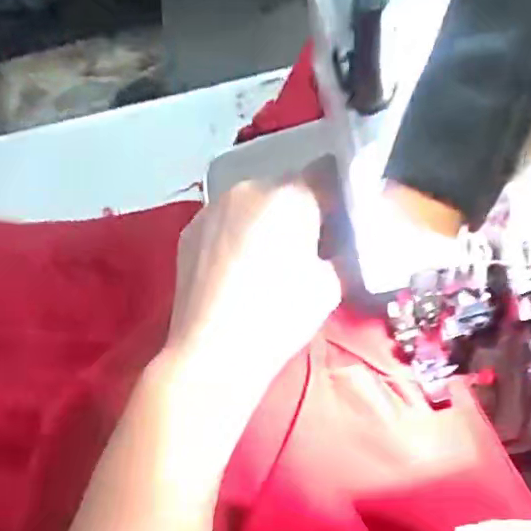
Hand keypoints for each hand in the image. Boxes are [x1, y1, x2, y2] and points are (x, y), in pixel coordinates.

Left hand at [163, 176, 341, 408]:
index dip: (338, 200)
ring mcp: (212, 208)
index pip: (327, 175)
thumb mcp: (330, 288)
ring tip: (269, 265)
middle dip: (299, 213)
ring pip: (252, 205)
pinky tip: (239, 272)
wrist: (213, 355)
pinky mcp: (189, 232)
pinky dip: (237, 237)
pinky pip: (225, 224)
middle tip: (306, 251)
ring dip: (266, 224)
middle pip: (285, 189)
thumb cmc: (278, 320)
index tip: (341, 227)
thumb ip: (340, 253)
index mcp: (290, 195)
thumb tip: (338, 244)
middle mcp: (248, 188)